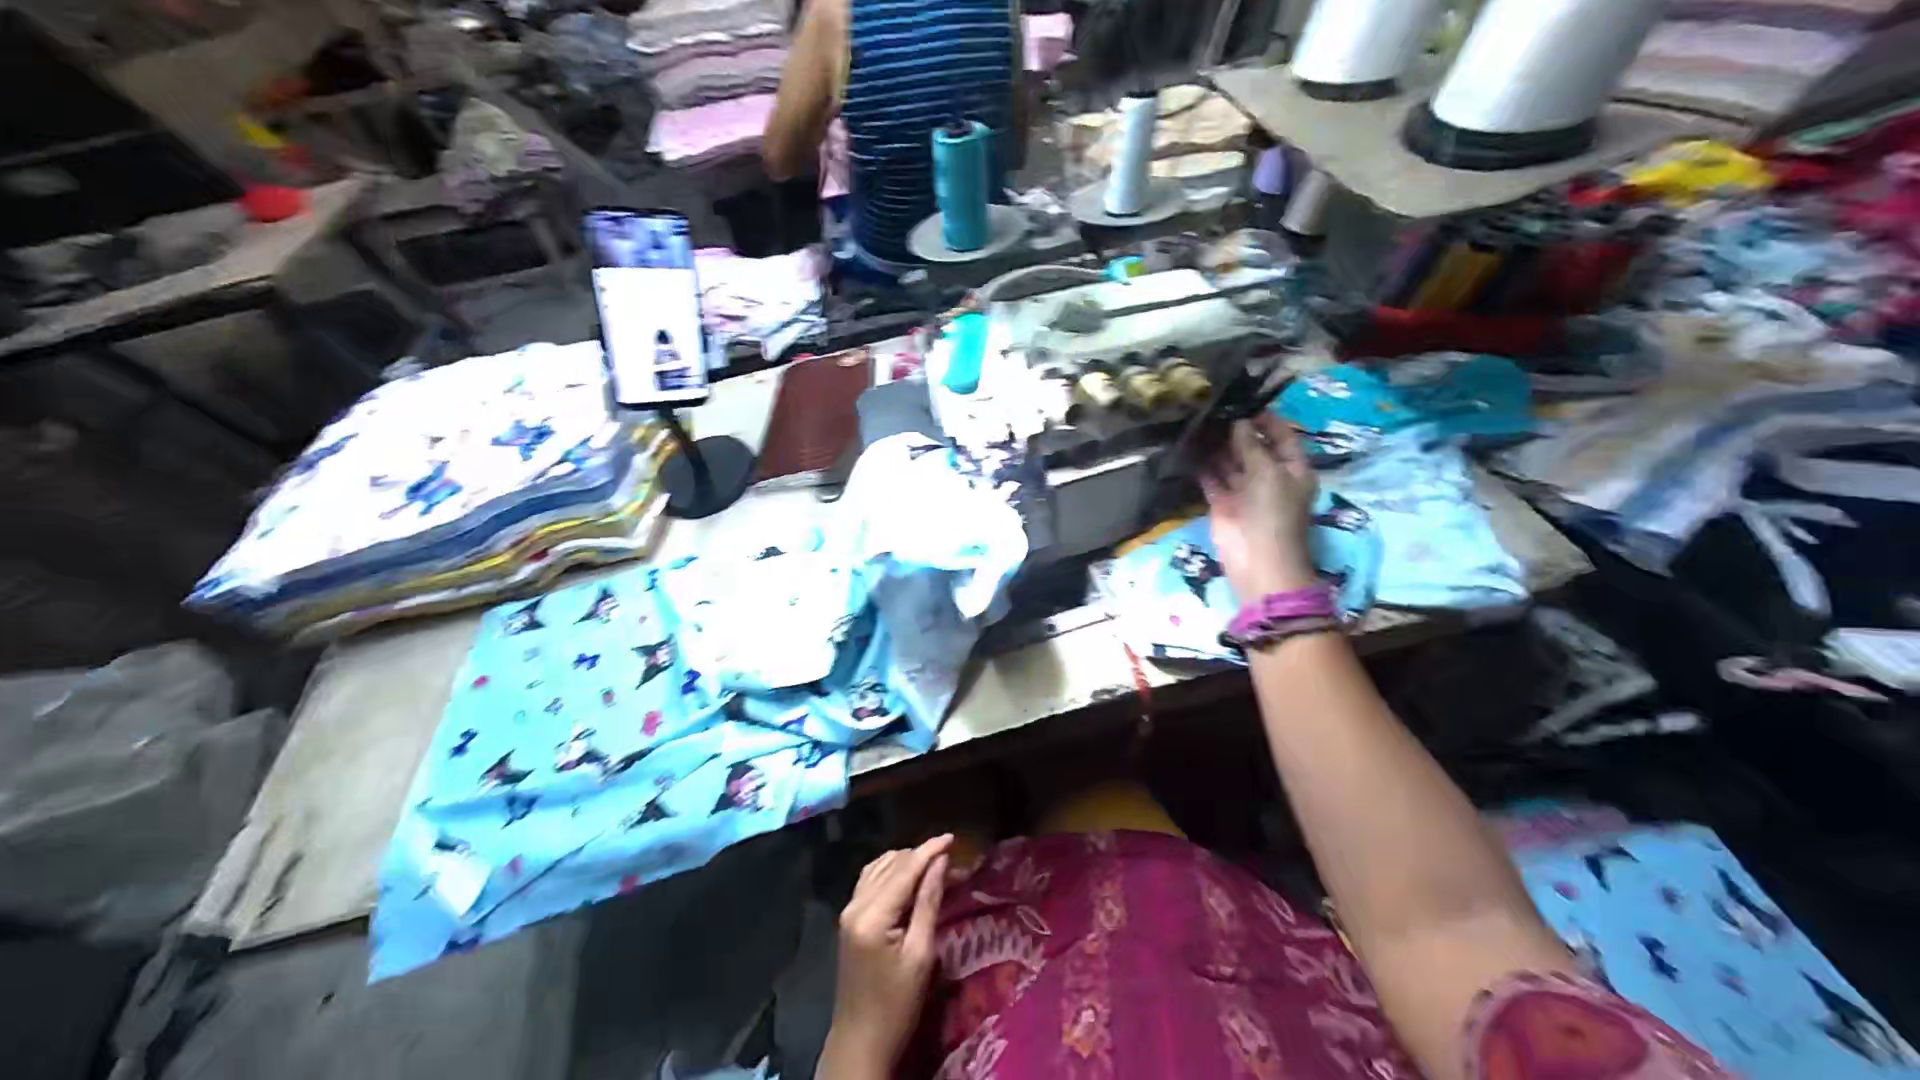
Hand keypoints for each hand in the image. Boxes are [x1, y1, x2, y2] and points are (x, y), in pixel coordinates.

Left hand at [819, 835, 952, 1078]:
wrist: (860, 1040)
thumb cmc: (897, 1004)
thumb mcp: (921, 955)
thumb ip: (929, 903)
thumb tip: (939, 862)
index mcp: (872, 915)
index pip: (904, 870)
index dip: (929, 850)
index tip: (952, 837)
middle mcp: (855, 905)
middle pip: (891, 865)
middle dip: (920, 857)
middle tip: (950, 859)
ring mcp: (848, 911)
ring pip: (878, 869)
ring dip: (905, 862)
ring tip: (934, 863)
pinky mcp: (848, 919)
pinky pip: (870, 881)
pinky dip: (890, 872)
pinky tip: (907, 875)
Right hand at [1201, 412, 1320, 600]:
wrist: (1258, 560)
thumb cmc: (1273, 513)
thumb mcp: (1268, 473)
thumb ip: (1252, 446)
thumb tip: (1238, 423)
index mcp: (1292, 469)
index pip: (1281, 436)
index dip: (1266, 419)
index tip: (1244, 402)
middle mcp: (1269, 477)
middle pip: (1253, 447)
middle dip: (1236, 431)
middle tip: (1214, 409)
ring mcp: (1245, 491)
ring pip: (1230, 462)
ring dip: (1217, 446)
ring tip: (1199, 423)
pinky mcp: (1223, 503)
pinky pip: (1212, 479)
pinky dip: (1203, 466)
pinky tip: (1190, 447)